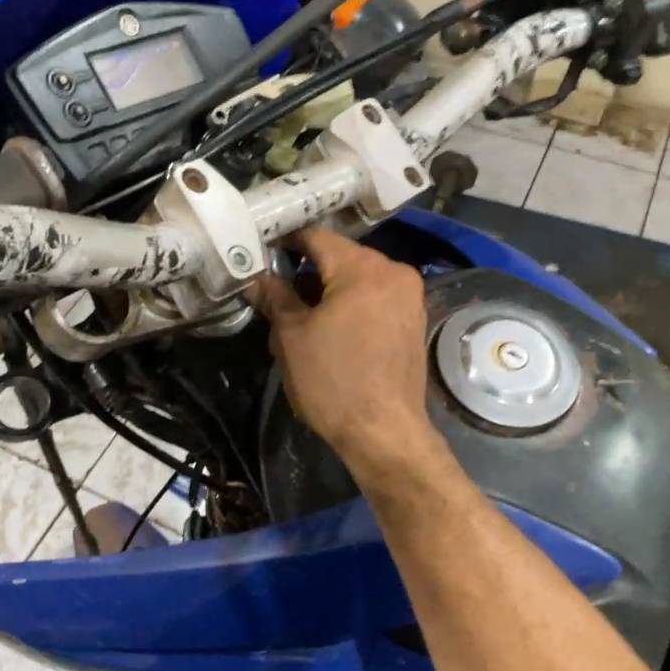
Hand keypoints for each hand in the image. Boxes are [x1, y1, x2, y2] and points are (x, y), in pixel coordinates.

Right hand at [246, 227, 445, 481]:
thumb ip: (275, 298)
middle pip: (340, 258)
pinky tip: (329, 329)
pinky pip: (375, 299)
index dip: (286, 242)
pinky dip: (350, 305)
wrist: (384, 433)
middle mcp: (394, 273)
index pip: (317, 237)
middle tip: (275, 291)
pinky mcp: (413, 321)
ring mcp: (409, 298)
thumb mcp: (292, 338)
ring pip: (358, 279)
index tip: (262, 252)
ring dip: (328, 291)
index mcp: (364, 269)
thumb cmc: (334, 382)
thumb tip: (256, 279)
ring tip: (298, 317)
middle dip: (306, 272)